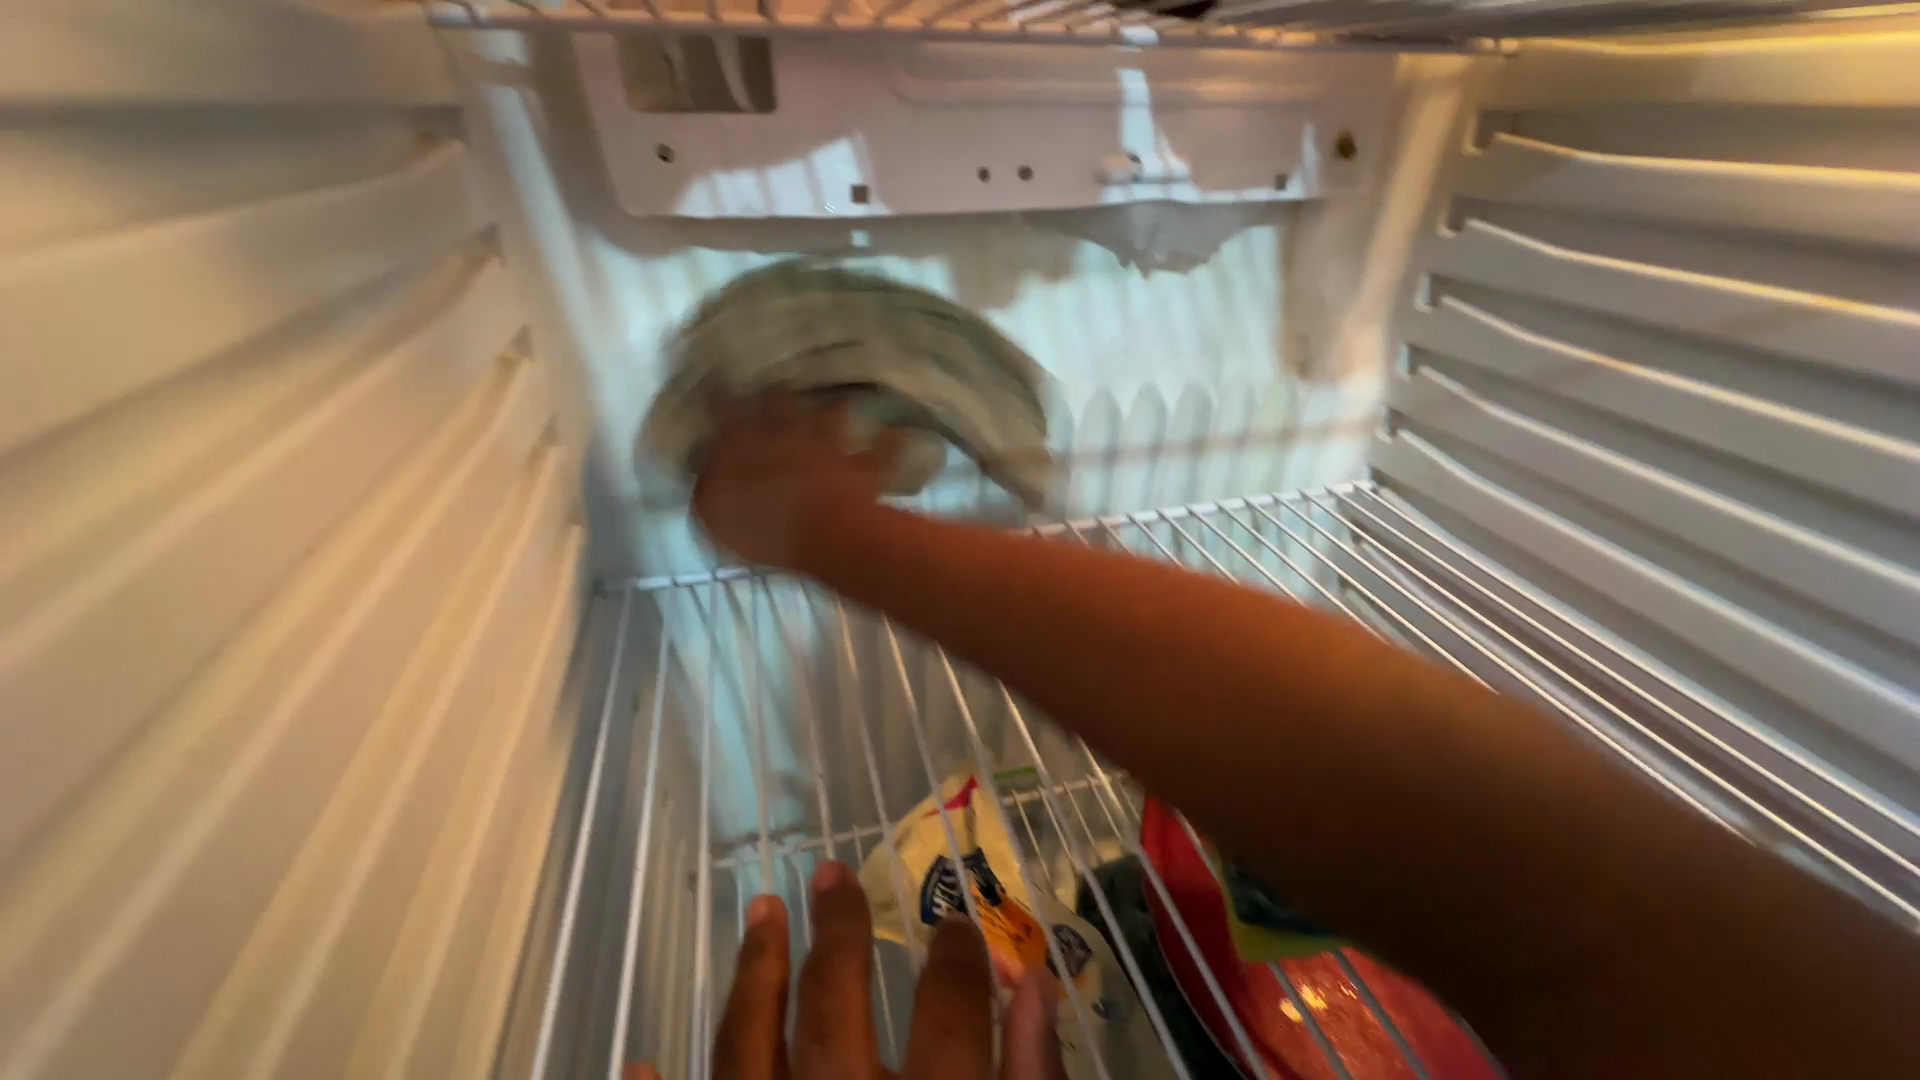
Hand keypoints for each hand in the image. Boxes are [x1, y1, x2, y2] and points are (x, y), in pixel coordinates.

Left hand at [631, 861, 1064, 1079]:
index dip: (955, 954)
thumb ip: (1030, 1078)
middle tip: (832, 872)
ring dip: (754, 972)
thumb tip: (1036, 986)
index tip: (952, 918)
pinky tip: (641, 1058)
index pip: (949, 1006)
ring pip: (746, 1044)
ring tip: (760, 910)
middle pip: (835, 1000)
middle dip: (840, 929)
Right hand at [691, 393, 903, 569]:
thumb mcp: (714, 513)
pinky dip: (891, 444)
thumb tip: (705, 473)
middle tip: (776, 380)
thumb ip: (709, 487)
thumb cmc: (758, 526)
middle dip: (777, 392)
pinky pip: (881, 454)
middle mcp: (788, 437)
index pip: (727, 412)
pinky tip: (900, 433)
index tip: (716, 380)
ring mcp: (828, 449)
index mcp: (746, 446)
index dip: (720, 396)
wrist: (819, 532)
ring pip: (834, 418)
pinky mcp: (862, 469)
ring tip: (841, 397)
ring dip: (837, 408)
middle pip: (781, 405)